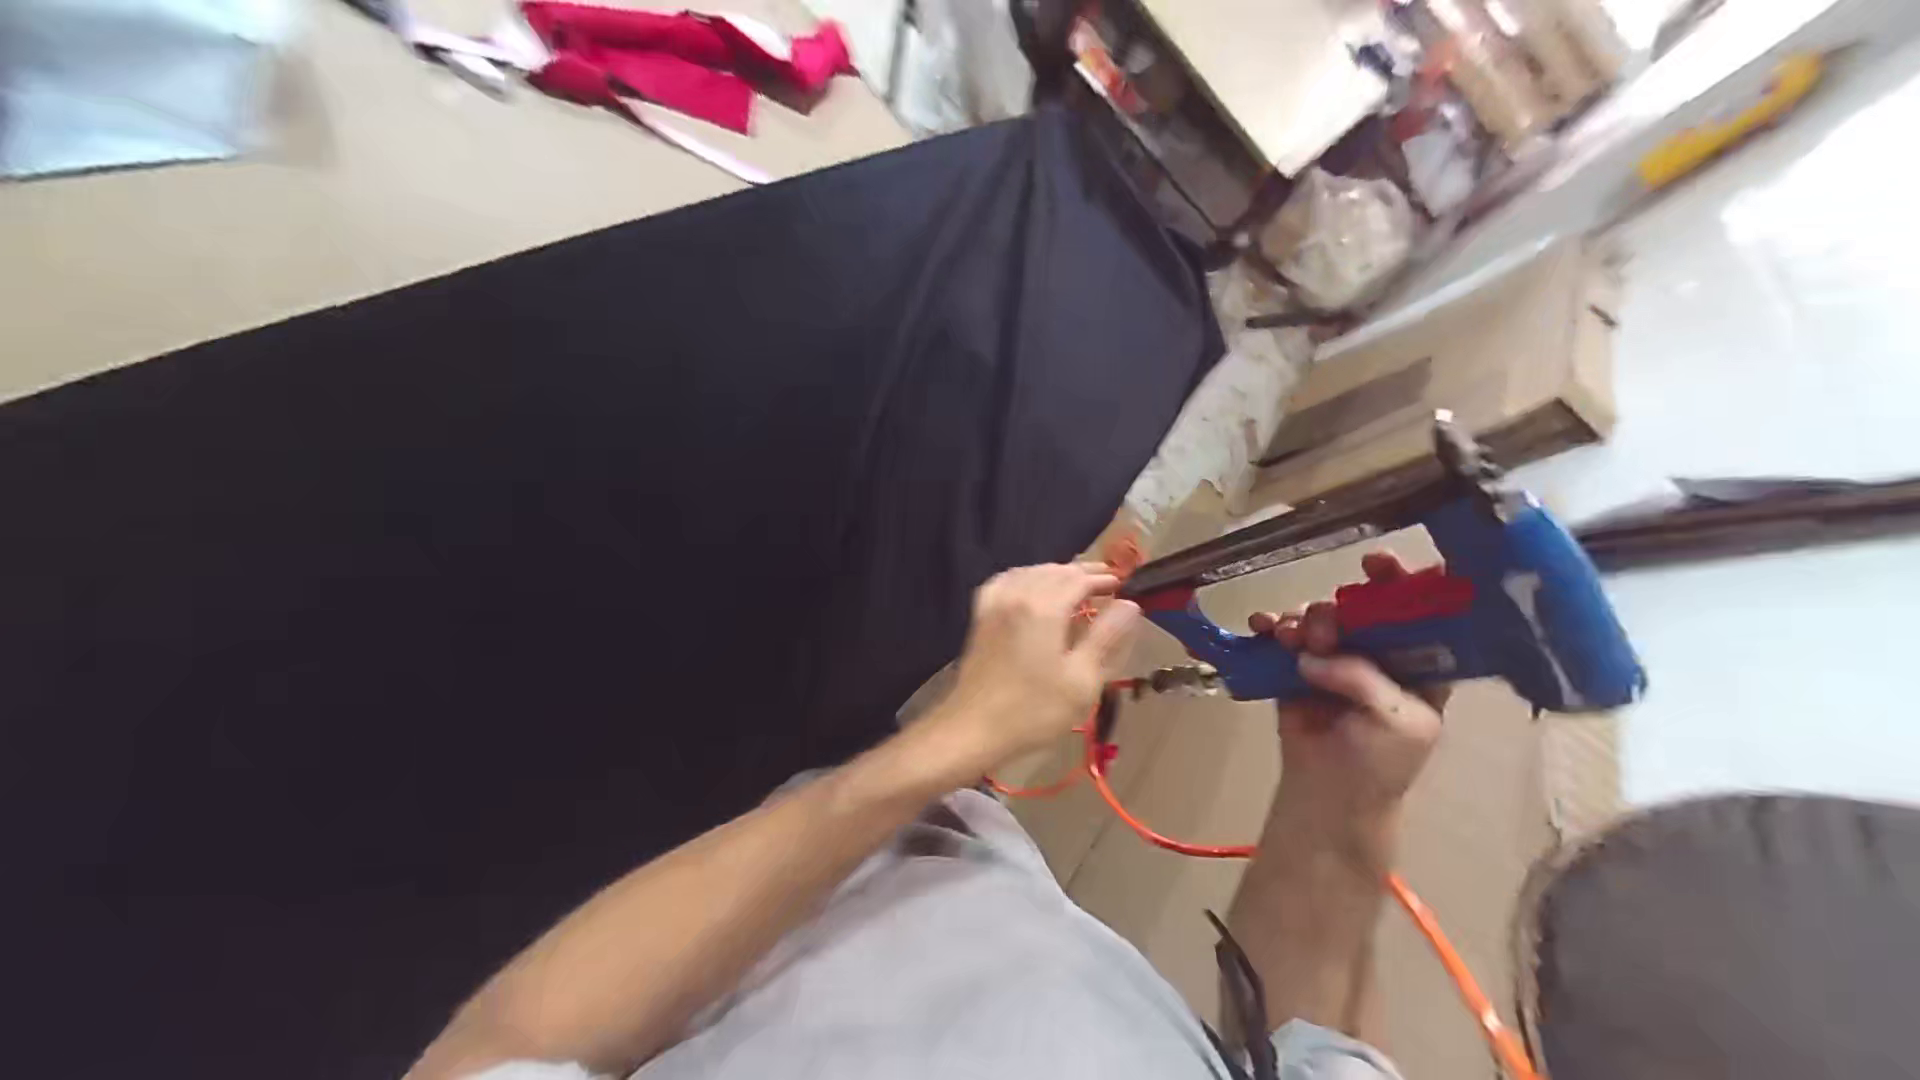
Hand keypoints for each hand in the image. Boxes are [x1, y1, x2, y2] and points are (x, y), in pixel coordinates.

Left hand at [930, 563, 1140, 778]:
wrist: (974, 728)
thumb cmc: (1034, 710)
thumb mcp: (1081, 679)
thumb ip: (1106, 636)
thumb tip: (1130, 604)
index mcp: (1043, 608)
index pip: (1079, 579)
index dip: (1103, 579)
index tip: (1124, 585)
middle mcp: (1017, 595)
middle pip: (1055, 571)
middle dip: (1083, 574)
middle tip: (1107, 583)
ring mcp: (995, 604)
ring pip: (1030, 573)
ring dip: (1056, 574)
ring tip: (1077, 586)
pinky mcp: (981, 616)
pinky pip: (1006, 581)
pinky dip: (1026, 577)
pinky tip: (1033, 588)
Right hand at [1248, 553, 1445, 846]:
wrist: (1328, 793)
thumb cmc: (1379, 762)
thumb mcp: (1397, 722)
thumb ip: (1362, 679)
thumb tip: (1310, 655)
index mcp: (1419, 663)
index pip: (1420, 612)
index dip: (1406, 583)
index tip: (1378, 565)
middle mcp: (1377, 652)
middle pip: (1361, 609)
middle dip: (1340, 608)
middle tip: (1324, 627)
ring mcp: (1334, 657)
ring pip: (1319, 619)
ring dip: (1302, 620)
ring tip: (1289, 637)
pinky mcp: (1296, 665)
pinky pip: (1283, 636)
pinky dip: (1271, 626)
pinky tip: (1261, 626)